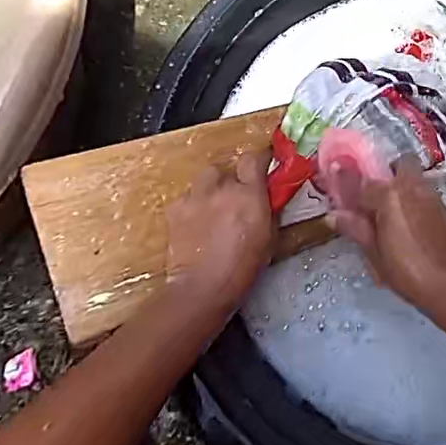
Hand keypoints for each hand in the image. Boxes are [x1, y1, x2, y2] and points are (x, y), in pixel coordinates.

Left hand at [164, 150, 272, 318]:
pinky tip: (195, 223)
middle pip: (226, 168)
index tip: (262, 164)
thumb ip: (269, 209)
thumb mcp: (270, 237)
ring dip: (211, 188)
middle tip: (235, 197)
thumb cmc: (244, 266)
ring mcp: (195, 197)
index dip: (258, 159)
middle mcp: (222, 188)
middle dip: (231, 179)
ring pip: (204, 180)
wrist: (203, 286)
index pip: (253, 158)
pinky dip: (193, 205)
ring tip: (213, 208)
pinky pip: (187, 197)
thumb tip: (270, 195)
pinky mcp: (175, 209)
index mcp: (250, 194)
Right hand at [326, 157, 445, 307]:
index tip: (346, 192)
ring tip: (397, 216)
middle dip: (390, 174)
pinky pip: (429, 198)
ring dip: (406, 189)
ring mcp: (434, 198)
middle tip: (379, 199)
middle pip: (402, 163)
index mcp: (390, 195)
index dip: (353, 187)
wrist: (445, 283)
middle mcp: (415, 188)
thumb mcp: (373, 251)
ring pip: (418, 180)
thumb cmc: (403, 268)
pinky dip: (420, 205)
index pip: (364, 182)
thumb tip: (334, 216)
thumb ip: (355, 228)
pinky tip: (416, 228)